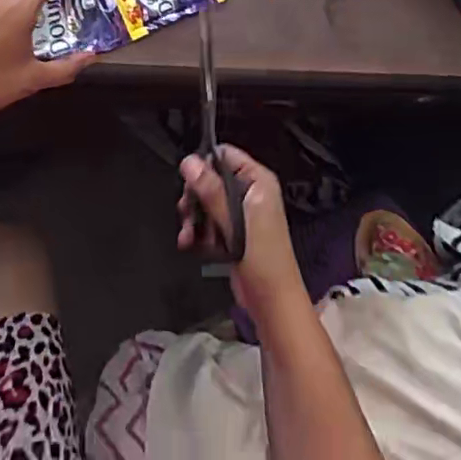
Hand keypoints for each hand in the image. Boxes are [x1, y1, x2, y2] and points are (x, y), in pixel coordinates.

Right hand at [178, 145, 305, 321]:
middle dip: (195, 198)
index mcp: (258, 182)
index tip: (188, 182)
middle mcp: (250, 193)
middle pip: (211, 179)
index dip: (204, 165)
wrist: (273, 304)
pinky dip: (199, 232)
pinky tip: (191, 244)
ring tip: (189, 235)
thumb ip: (211, 190)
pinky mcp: (234, 233)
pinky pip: (209, 222)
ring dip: (194, 218)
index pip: (225, 155)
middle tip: (186, 214)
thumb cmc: (263, 261)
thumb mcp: (233, 221)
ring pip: (207, 202)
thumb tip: (189, 162)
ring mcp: (242, 214)